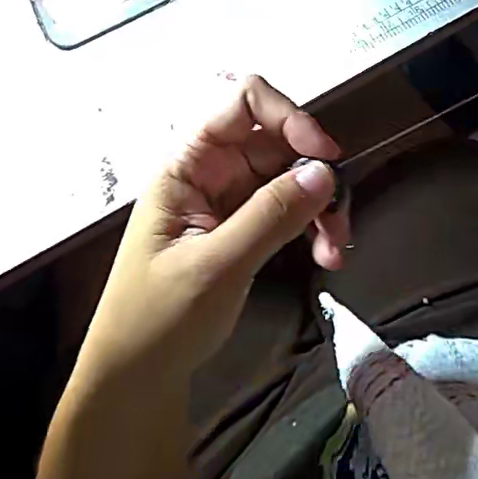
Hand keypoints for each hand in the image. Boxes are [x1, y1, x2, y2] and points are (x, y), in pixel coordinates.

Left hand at [78, 77, 349, 378]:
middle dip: (315, 171)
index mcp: (188, 162)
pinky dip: (312, 225)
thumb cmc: (158, 317)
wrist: (137, 376)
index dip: (288, 116)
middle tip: (340, 222)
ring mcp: (228, 197)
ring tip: (336, 251)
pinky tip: (325, 257)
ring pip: (289, 174)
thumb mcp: (215, 266)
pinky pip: (288, 208)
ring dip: (321, 205)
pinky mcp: (242, 225)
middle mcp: (210, 168)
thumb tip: (326, 172)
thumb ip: (270, 216)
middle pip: (277, 140)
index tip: (325, 155)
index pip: (242, 102)